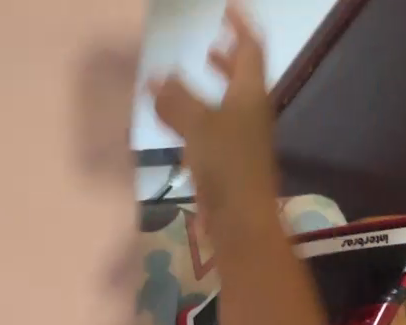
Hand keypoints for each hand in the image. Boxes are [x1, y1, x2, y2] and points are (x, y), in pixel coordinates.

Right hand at [151, 7, 278, 219]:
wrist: (241, 222)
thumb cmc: (226, 167)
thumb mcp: (198, 127)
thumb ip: (176, 101)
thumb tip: (155, 76)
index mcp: (249, 94)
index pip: (249, 47)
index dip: (239, 25)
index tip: (227, 7)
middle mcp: (249, 113)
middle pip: (241, 77)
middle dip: (226, 59)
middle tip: (210, 46)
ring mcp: (240, 141)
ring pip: (225, 106)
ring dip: (210, 92)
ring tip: (191, 85)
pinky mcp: (228, 166)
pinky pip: (212, 134)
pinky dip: (197, 123)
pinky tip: (180, 130)